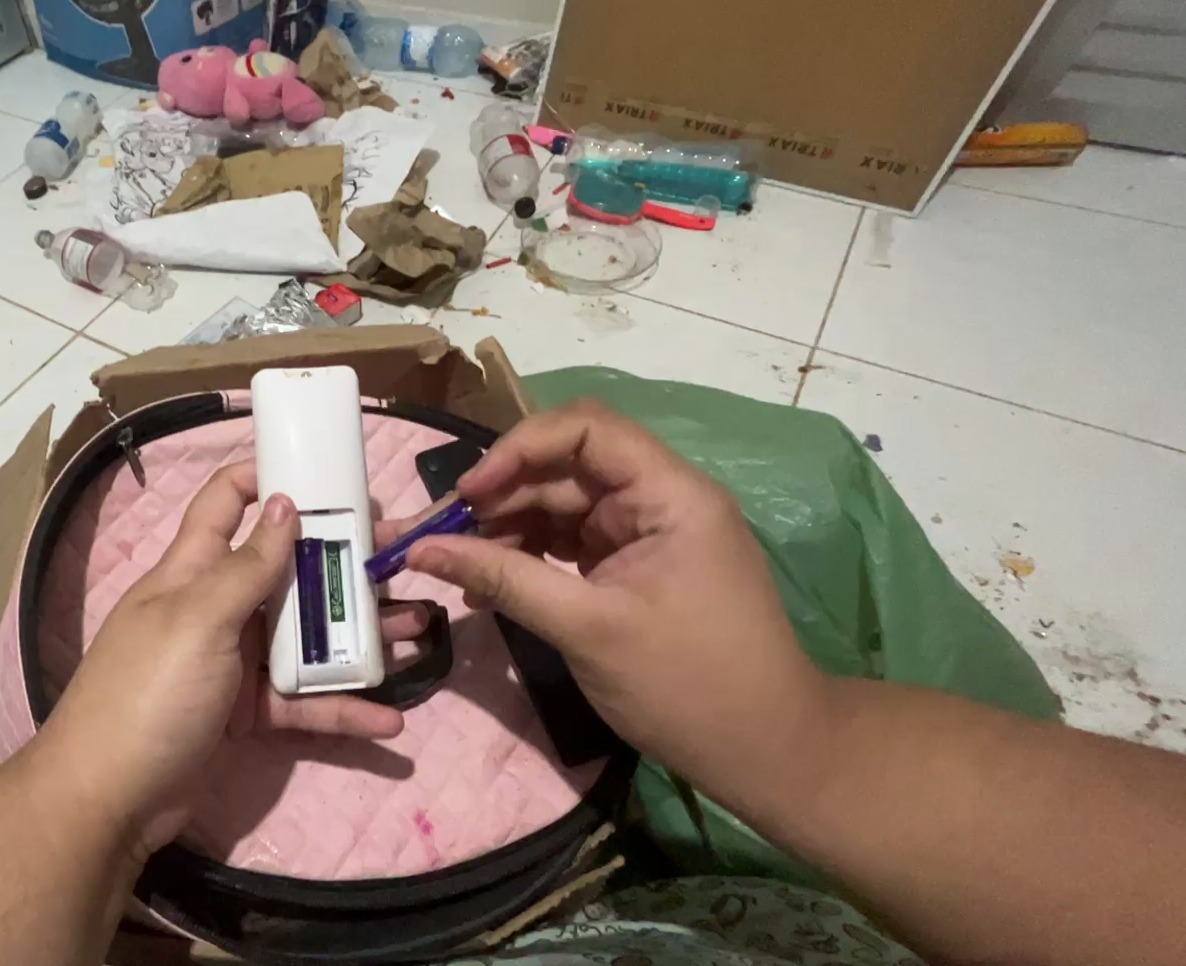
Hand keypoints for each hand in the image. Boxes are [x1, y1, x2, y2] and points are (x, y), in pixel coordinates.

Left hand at [37, 462, 410, 861]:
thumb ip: (246, 566)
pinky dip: (341, 708)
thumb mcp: (198, 620)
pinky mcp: (246, 711)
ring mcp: (233, 660)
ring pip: (304, 635)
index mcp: (194, 569)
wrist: (107, 801)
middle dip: (340, 560)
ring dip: (357, 634)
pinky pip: (302, 701)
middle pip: (285, 570)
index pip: (226, 502)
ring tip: (418, 627)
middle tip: (398, 553)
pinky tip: (388, 721)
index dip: (266, 479)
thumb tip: (282, 503)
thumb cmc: (149, 691)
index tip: (325, 476)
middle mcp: (217, 606)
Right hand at [401, 401, 833, 803]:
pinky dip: (520, 559)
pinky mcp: (623, 564)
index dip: (519, 448)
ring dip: (500, 530)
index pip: (585, 431)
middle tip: (438, 534)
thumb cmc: (688, 686)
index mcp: (668, 494)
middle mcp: (653, 499)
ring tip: (453, 566)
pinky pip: (559, 541)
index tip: (470, 492)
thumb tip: (421, 551)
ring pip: (552, 505)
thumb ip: (502, 579)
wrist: (764, 755)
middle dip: (497, 496)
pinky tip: (483, 588)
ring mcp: (637, 532)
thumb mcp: (586, 628)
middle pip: (560, 468)